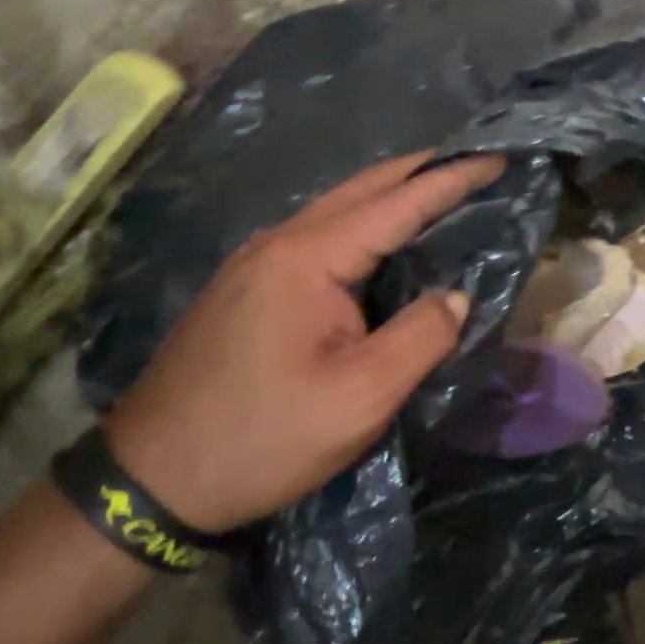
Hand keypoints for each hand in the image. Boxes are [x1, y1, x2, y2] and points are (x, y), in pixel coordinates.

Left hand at [102, 152, 506, 532]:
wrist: (144, 486)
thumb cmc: (262, 438)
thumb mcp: (361, 397)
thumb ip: (422, 337)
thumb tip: (456, 297)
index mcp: (308, 259)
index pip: (398, 203)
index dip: (453, 178)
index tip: (499, 157)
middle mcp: (278, 244)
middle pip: (364, 187)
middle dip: (423, 168)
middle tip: (477, 159)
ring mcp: (255, 263)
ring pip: (339, 206)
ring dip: (393, 190)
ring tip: (442, 186)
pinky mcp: (247, 288)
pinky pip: (321, 231)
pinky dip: (366, 217)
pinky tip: (385, 234)